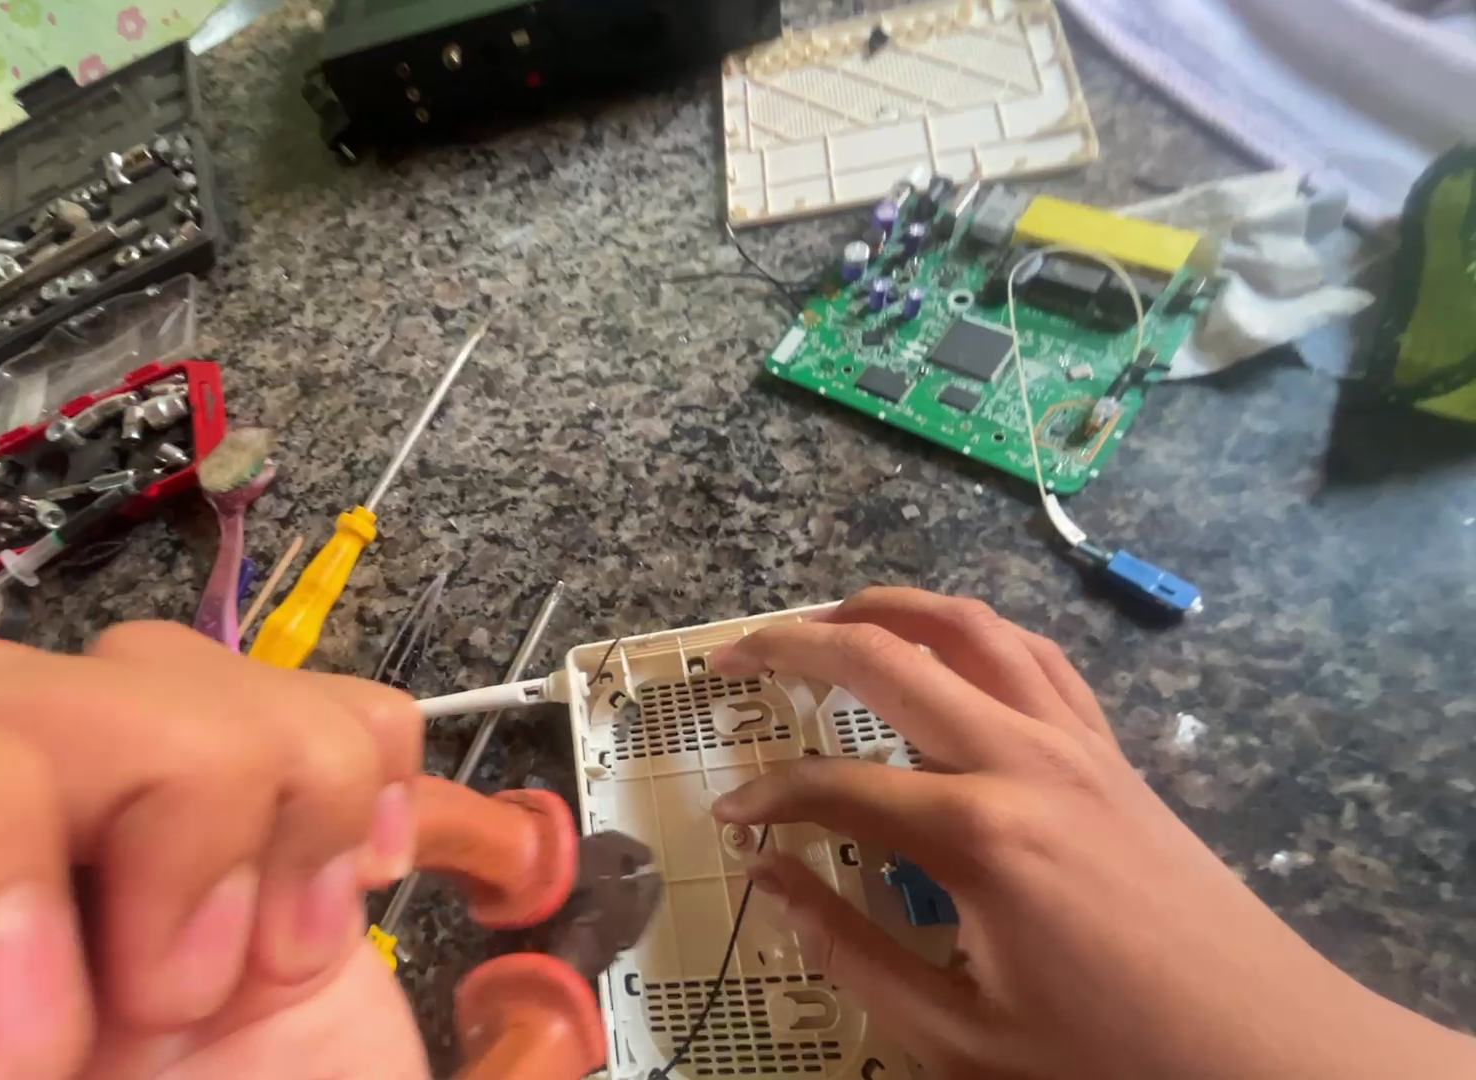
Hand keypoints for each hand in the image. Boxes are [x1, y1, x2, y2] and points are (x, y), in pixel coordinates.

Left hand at [0, 622, 430, 1079]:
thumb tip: (48, 1009)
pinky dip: (371, 779)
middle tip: (180, 1006)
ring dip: (281, 812)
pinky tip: (352, 881)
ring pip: (198, 672)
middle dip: (161, 832)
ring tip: (277, 959)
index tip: (32, 1063)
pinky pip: (338, 702)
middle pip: (33, 691)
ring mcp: (130, 803)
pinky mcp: (271, 809)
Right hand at [707, 587, 1475, 1079]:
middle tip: (734, 656)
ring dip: (880, 607)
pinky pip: (1030, 654)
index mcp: (977, 834)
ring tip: (821, 617)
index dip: (766, 799)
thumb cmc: (1117, 1062)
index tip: (729, 818)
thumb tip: (764, 876)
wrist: (1296, 1070)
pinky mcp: (1106, 746)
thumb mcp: (962, 1041)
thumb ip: (847, 949)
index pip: (831, 788)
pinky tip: (934, 643)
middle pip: (881, 659)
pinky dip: (966, 629)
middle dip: (789, 646)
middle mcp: (1018, 757)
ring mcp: (1070, 739)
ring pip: (962, 626)